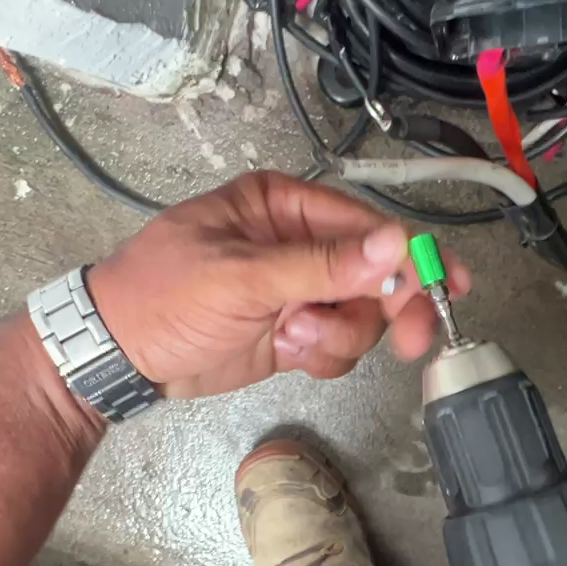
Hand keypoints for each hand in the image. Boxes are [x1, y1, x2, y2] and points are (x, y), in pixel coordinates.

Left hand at [84, 171, 470, 398]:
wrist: (121, 356)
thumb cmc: (165, 295)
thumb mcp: (241, 277)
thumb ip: (321, 265)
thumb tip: (396, 244)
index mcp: (285, 208)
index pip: (366, 227)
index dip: (411, 257)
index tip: (445, 288)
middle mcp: (300, 245)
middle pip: (377, 275)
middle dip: (387, 310)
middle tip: (413, 343)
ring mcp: (300, 292)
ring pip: (362, 317)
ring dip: (339, 337)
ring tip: (292, 340)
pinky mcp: (296, 332)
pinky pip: (339, 347)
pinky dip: (325, 357)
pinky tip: (288, 354)